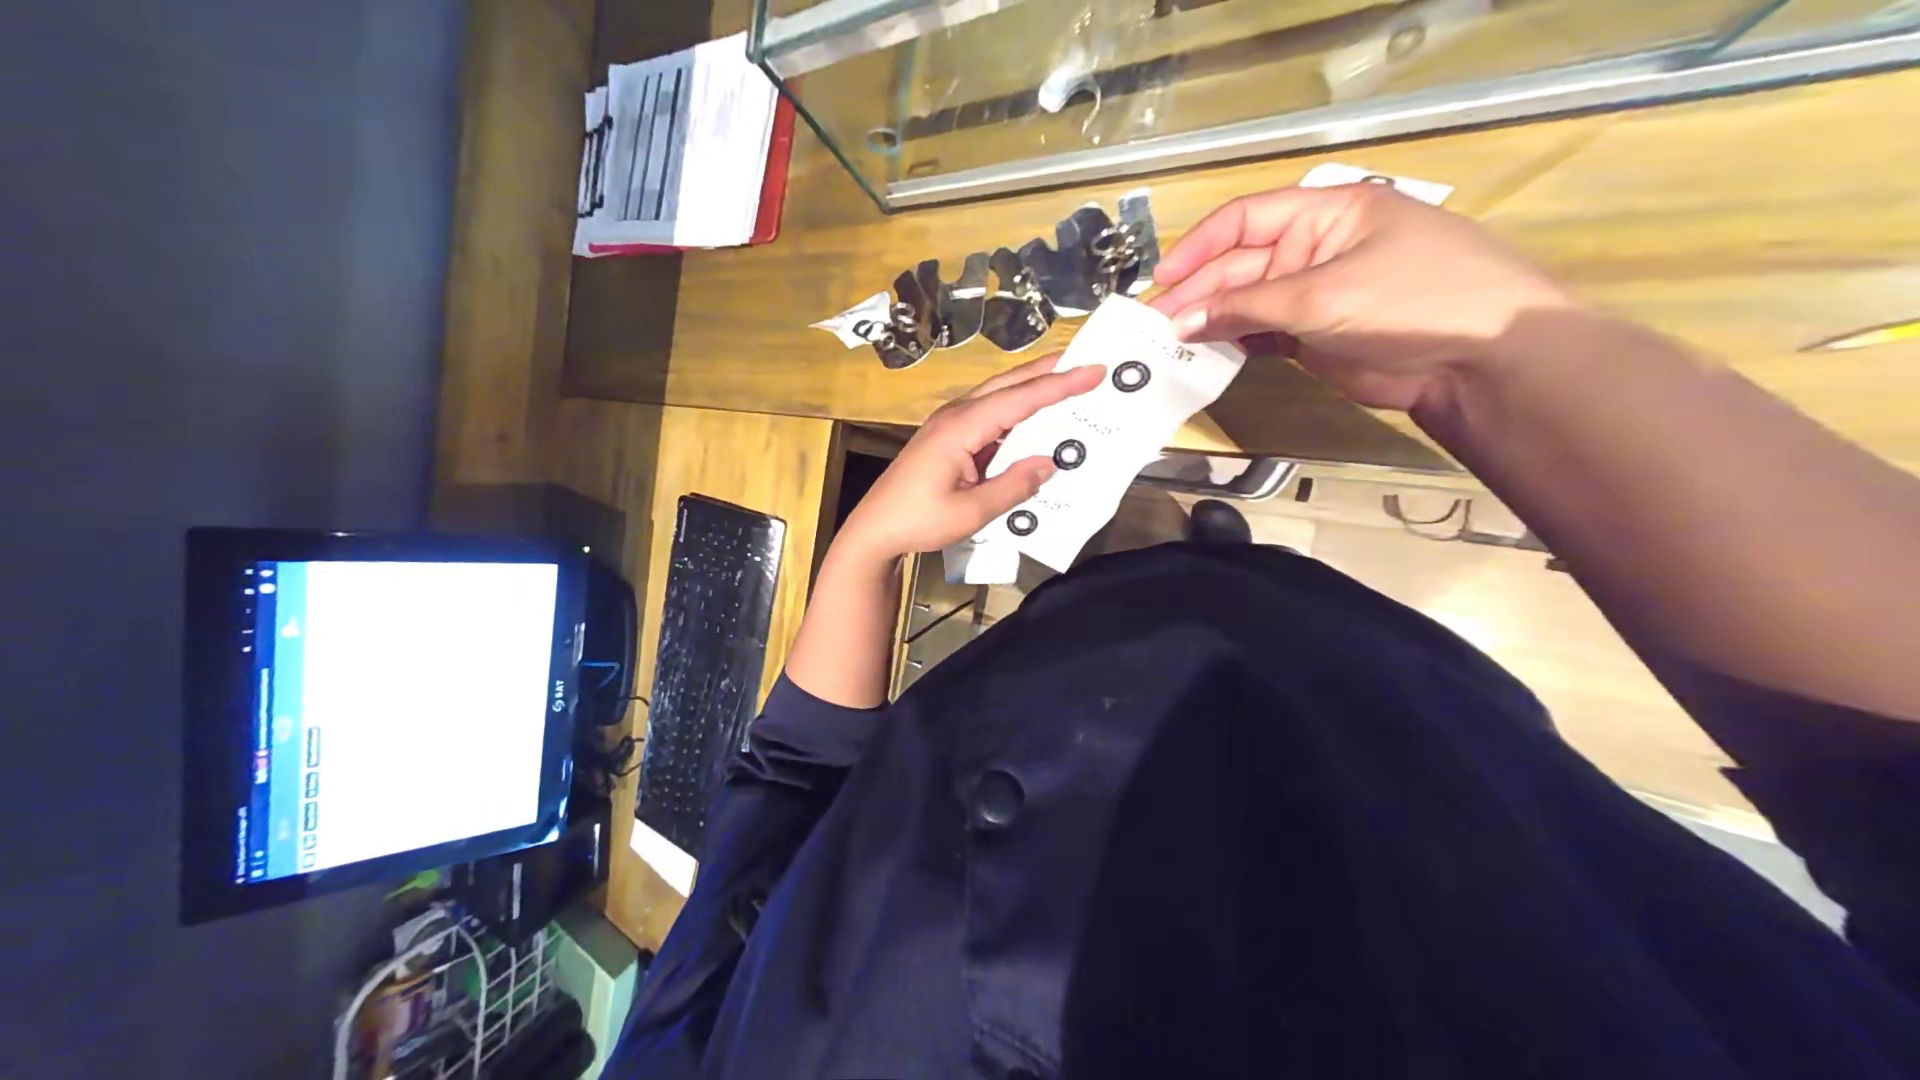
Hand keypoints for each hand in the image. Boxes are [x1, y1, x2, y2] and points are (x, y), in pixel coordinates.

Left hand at [834, 356, 1104, 562]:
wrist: (874, 529)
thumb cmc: (918, 521)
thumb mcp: (972, 512)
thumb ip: (1013, 486)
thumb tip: (1048, 463)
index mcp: (960, 428)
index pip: (1019, 399)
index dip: (1059, 385)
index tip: (1093, 371)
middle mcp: (954, 416)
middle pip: (1007, 384)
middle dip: (1048, 371)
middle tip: (1085, 362)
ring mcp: (947, 424)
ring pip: (996, 395)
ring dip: (1030, 388)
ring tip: (1066, 383)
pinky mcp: (946, 437)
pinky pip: (987, 414)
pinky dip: (1014, 410)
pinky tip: (1031, 419)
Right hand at [1149, 183, 1576, 411]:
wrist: (1478, 360)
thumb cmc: (1409, 300)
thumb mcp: (1322, 294)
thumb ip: (1246, 307)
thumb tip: (1182, 320)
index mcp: (1325, 214)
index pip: (1244, 219)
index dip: (1198, 247)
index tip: (1161, 279)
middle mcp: (1313, 248)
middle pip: (1239, 265)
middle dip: (1196, 293)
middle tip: (1153, 324)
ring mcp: (1313, 293)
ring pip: (1245, 303)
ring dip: (1209, 321)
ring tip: (1167, 343)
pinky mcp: (1313, 334)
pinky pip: (1260, 334)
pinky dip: (1233, 343)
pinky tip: (1204, 353)